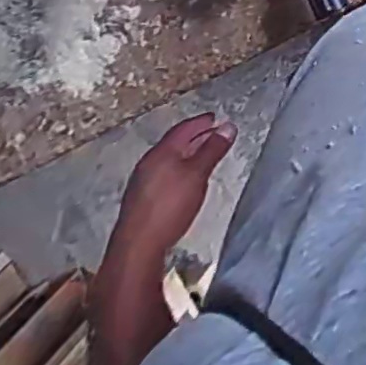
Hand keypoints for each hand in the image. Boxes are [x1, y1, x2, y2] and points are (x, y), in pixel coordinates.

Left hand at [107, 113, 237, 259]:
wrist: (137, 247)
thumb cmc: (169, 207)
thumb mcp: (198, 175)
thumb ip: (213, 150)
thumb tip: (228, 127)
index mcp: (162, 152)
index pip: (183, 129)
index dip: (200, 122)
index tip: (213, 118)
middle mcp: (149, 162)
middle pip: (175, 143)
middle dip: (195, 136)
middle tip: (212, 133)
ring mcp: (142, 181)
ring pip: (169, 160)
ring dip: (187, 154)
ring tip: (203, 156)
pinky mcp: (141, 200)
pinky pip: (163, 174)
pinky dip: (178, 169)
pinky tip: (185, 181)